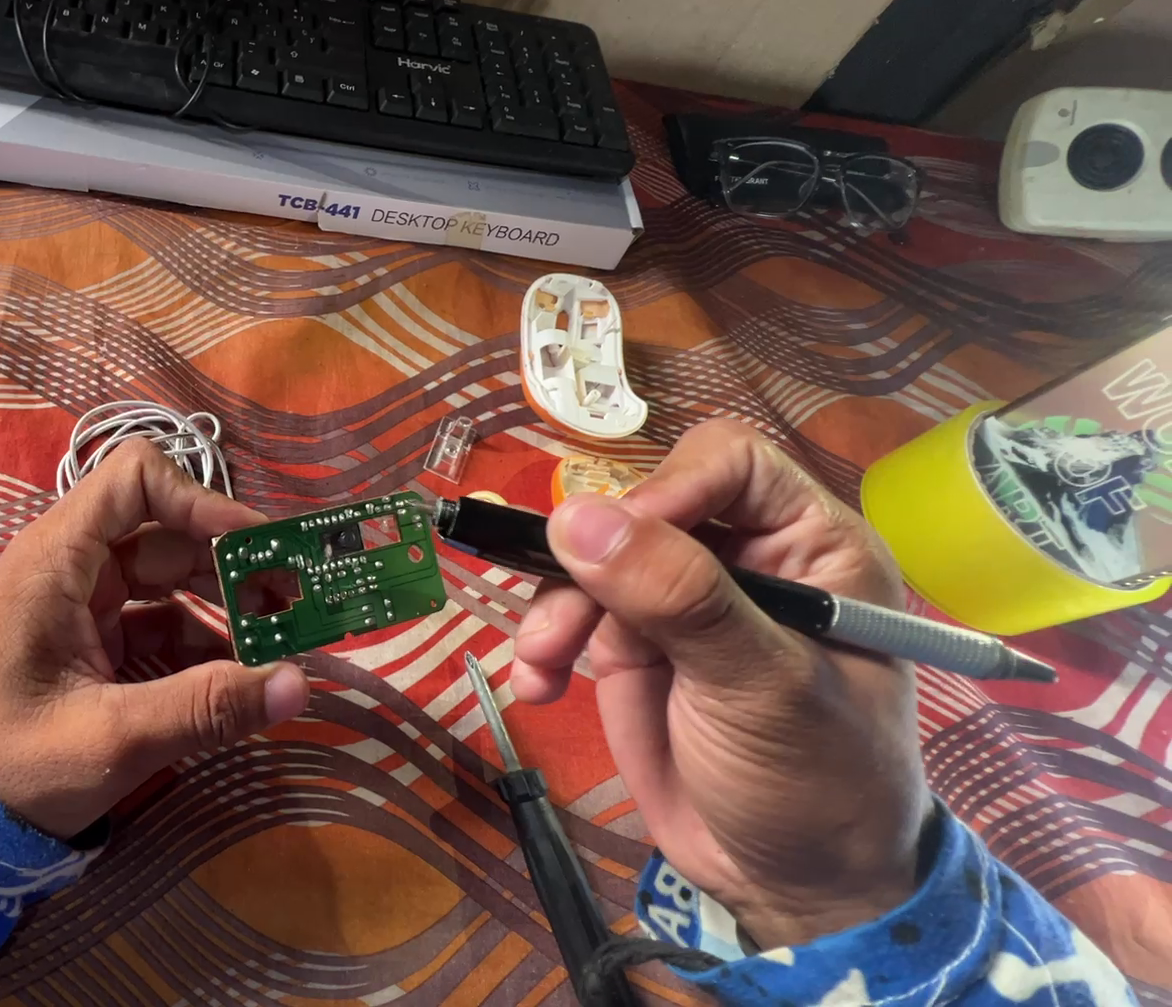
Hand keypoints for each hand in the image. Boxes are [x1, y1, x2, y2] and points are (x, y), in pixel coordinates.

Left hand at [0, 439, 309, 839]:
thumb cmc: (2, 762)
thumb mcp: (107, 738)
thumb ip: (203, 709)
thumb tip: (299, 684)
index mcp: (60, 558)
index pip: (136, 479)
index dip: (201, 499)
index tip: (256, 546)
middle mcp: (74, 566)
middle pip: (168, 533)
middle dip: (234, 563)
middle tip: (297, 602)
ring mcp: (85, 605)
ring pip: (171, 580)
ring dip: (226, 605)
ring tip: (283, 642)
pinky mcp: (93, 642)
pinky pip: (161, 624)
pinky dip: (203, 643)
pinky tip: (241, 676)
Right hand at [512, 420, 930, 948]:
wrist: (782, 884)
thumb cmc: (813, 783)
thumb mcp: (760, 688)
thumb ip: (678, 597)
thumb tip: (572, 516)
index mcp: (804, 547)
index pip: (726, 465)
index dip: (667, 488)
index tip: (615, 546)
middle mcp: (735, 558)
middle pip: (636, 508)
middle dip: (589, 563)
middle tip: (565, 622)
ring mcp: (673, 598)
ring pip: (585, 559)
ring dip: (551, 608)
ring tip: (542, 663)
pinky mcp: (626, 639)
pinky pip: (563, 610)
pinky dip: (539, 643)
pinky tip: (537, 686)